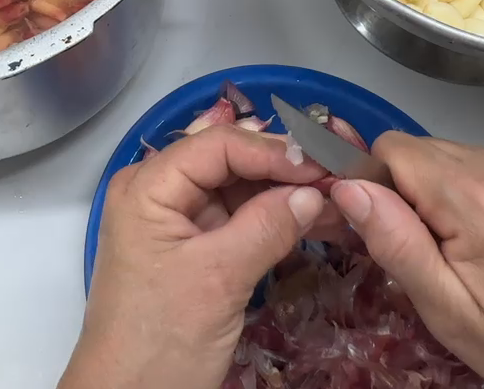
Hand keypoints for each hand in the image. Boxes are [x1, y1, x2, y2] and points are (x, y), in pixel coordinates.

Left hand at [61, 124, 330, 388]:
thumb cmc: (162, 338)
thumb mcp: (218, 279)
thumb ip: (266, 228)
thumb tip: (314, 193)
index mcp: (148, 184)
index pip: (217, 146)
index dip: (271, 151)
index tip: (321, 165)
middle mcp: (157, 189)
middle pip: (226, 162)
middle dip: (280, 170)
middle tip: (335, 179)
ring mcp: (172, 218)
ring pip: (234, 188)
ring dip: (280, 194)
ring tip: (332, 198)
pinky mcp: (188, 246)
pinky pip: (233, 218)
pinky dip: (269, 219)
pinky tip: (307, 220)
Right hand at [330, 135, 483, 388]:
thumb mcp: (451, 314)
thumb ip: (395, 243)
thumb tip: (347, 187)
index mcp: (475, 200)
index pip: (389, 150)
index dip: (372, 184)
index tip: (384, 230)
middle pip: (416, 149)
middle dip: (403, 189)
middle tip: (423, 249)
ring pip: (446, 153)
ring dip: (435, 188)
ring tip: (461, 247)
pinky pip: (480, 161)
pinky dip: (469, 188)